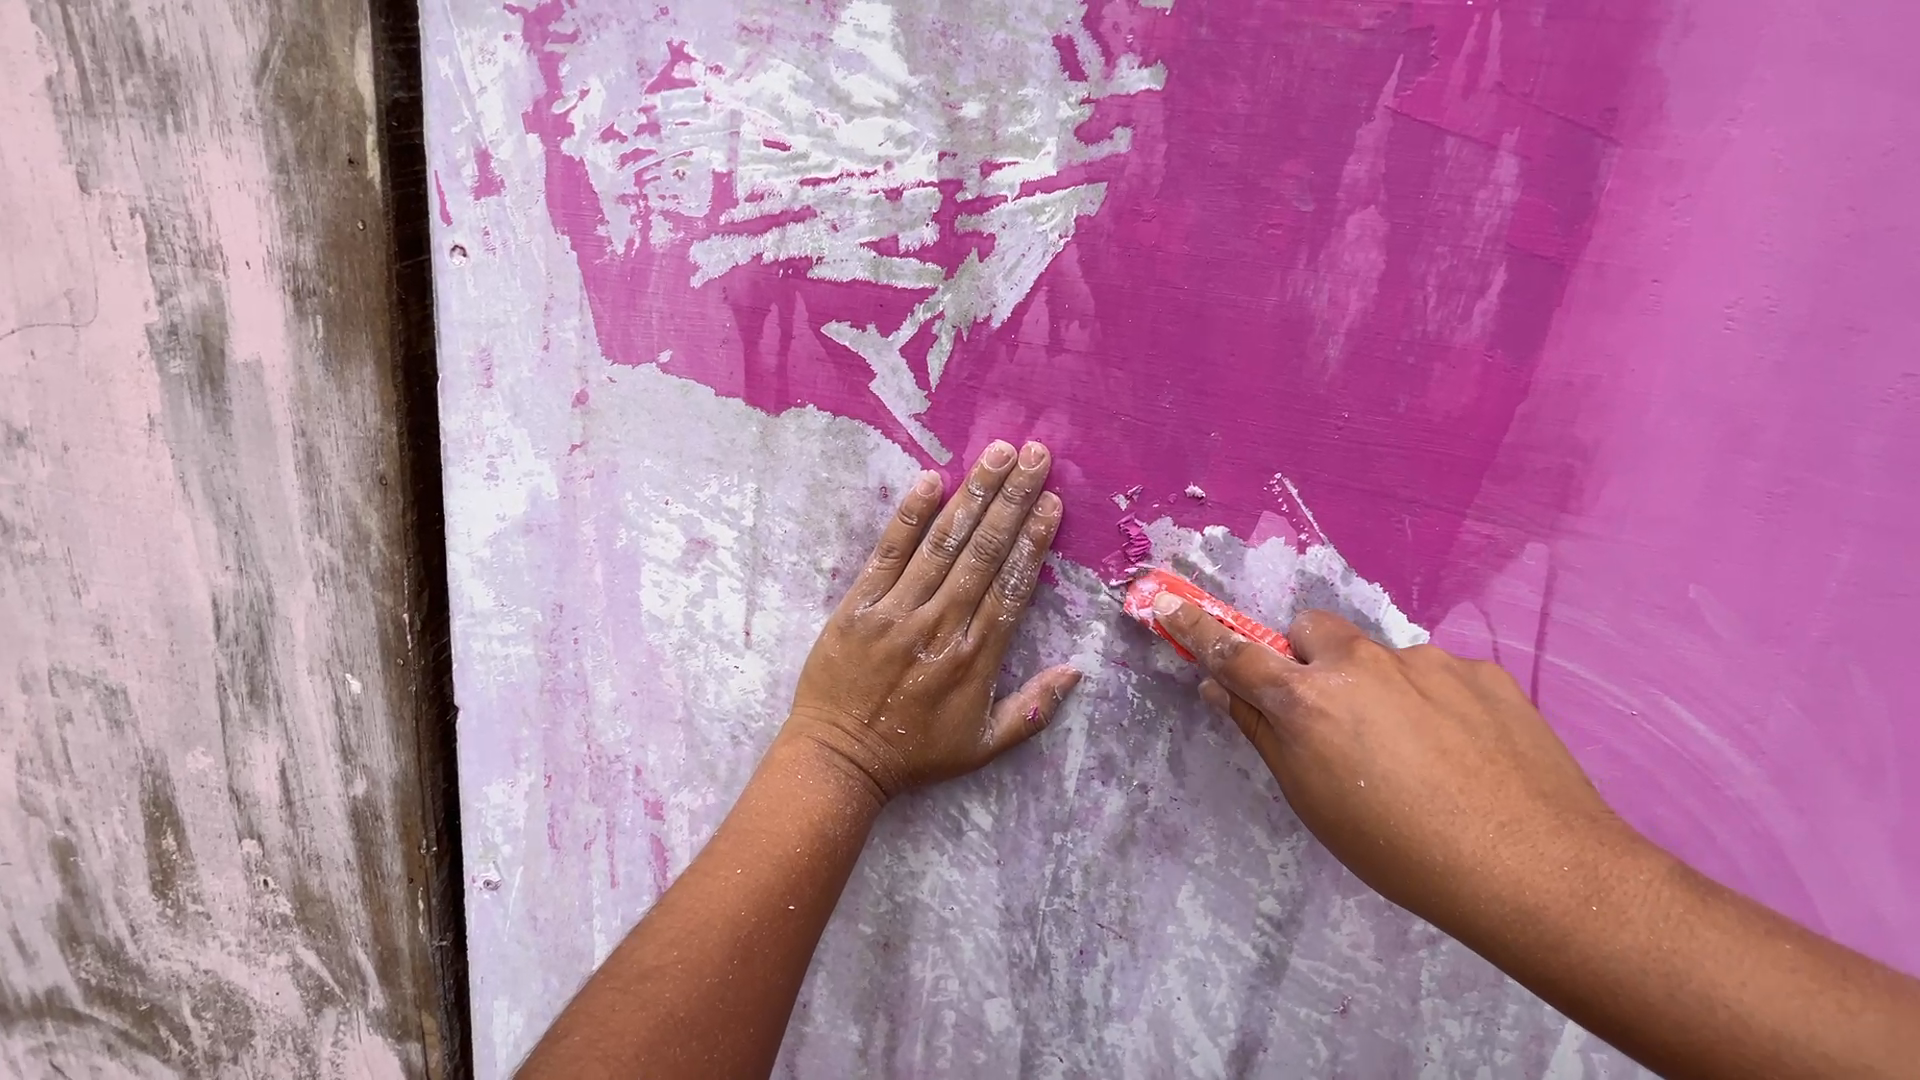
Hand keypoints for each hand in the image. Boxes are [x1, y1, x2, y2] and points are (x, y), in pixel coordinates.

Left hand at [784, 440, 1081, 802]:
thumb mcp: (984, 746)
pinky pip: (887, 553)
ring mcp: (898, 610)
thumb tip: (1079, 670)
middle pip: (984, 552)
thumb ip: (1033, 708)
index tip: (1051, 501)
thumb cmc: (914, 753)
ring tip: (996, 454)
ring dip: (972, 495)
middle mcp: (941, 624)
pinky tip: (930, 480)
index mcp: (975, 656)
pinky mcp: (859, 605)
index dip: (1034, 540)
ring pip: (942, 543)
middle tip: (1034, 455)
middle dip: (1012, 499)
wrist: (839, 759)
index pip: (1012, 585)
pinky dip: (909, 516)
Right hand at [1152, 597, 1626, 925]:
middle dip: (1309, 656)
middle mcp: (1359, 663)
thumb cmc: (1399, 849)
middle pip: (1311, 627)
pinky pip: (1436, 672)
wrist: (1537, 869)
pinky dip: (1433, 699)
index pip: (1233, 653)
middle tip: (1332, 709)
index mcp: (1307, 701)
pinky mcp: (1481, 671)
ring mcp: (1426, 660)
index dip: (1197, 628)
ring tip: (1417, 749)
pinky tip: (1463, 750)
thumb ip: (1261, 733)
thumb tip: (1220, 688)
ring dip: (1377, 683)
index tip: (1169, 602)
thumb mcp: (1310, 799)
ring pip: (1378, 654)